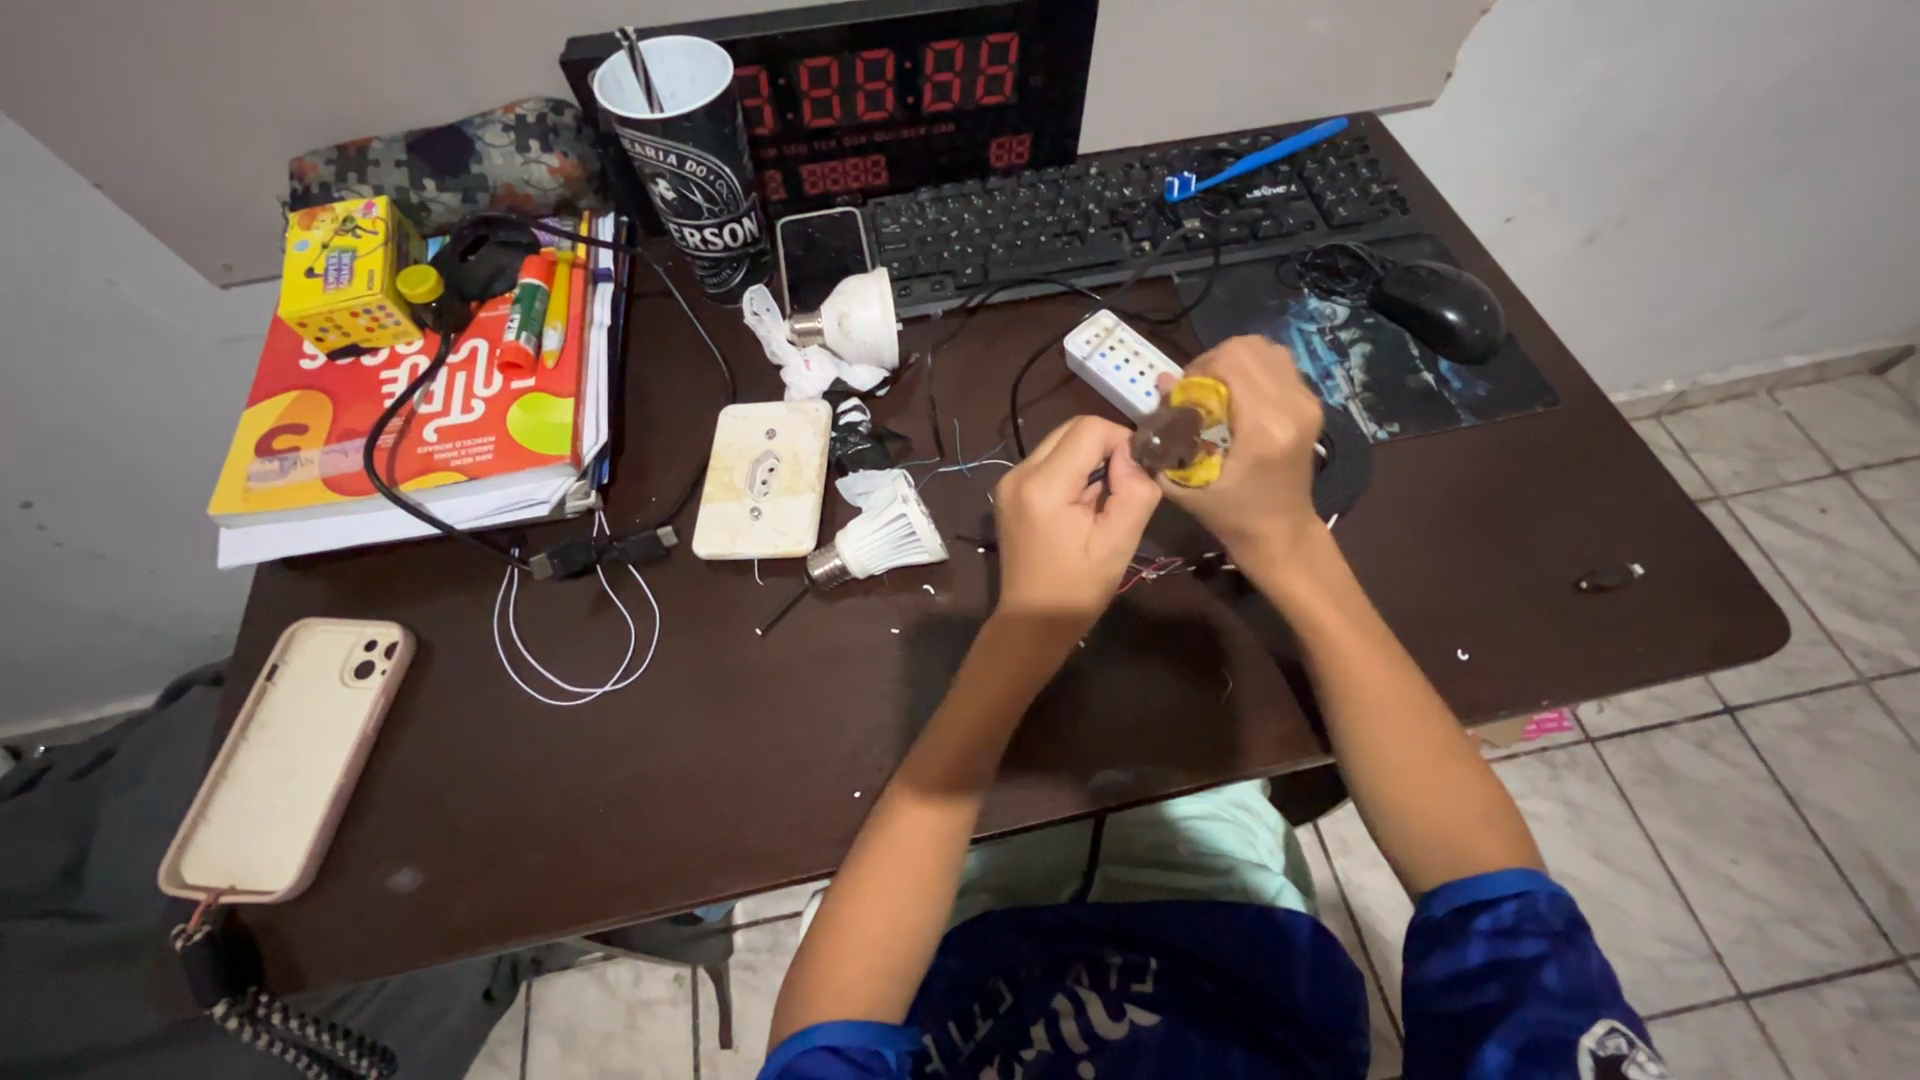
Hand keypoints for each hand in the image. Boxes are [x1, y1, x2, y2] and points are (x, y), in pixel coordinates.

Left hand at [992, 416, 1161, 637]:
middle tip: (1124, 486)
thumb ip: (1134, 491)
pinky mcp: (1010, 492)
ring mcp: (1009, 482)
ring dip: (1089, 461)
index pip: (1089, 428)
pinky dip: (1072, 473)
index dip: (1122, 442)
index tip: (1136, 475)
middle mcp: (1018, 473)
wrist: (1033, 621)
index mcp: (1043, 485)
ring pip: (1060, 444)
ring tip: (1103, 501)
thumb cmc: (1078, 588)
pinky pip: (1049, 463)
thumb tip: (1135, 455)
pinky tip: (1082, 507)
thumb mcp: (1118, 542)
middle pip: (1072, 430)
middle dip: (1105, 448)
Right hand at [1159, 336, 1324, 564]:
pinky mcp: (1312, 403)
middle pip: (1249, 347)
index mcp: (1264, 428)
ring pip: (1266, 349)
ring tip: (1216, 388)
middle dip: (1214, 361)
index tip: (1184, 393)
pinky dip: (1253, 369)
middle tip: (1196, 389)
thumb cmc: (1231, 514)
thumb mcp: (1187, 482)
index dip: (1199, 368)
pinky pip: (1279, 364)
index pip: (1231, 362)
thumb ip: (1171, 431)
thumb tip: (1164, 382)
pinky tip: (1238, 395)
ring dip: (1234, 361)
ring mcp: (1308, 402)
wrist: (1280, 531)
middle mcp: (1293, 406)